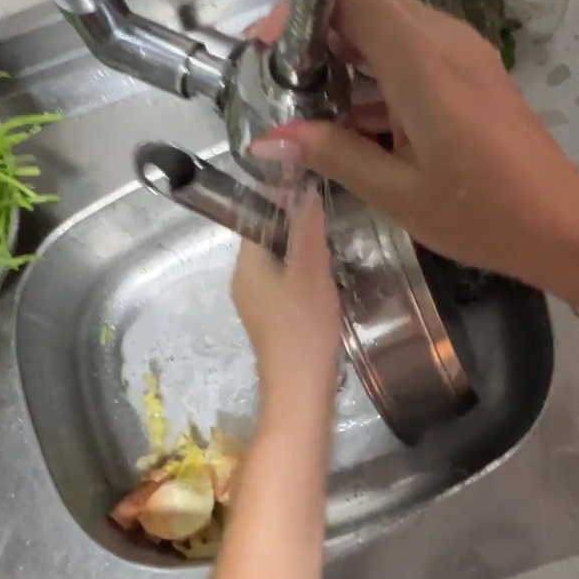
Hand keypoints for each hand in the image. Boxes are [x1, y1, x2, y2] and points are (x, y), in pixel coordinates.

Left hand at [232, 182, 342, 408]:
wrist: (300, 390)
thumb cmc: (304, 328)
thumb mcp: (311, 271)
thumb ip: (307, 228)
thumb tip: (304, 187)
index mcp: (245, 265)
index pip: (256, 217)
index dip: (282, 200)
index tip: (312, 190)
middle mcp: (243, 281)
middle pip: (268, 240)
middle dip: (297, 228)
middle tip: (331, 220)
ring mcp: (256, 304)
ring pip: (279, 264)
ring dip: (303, 254)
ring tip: (334, 248)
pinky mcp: (272, 323)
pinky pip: (285, 286)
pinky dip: (304, 278)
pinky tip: (328, 281)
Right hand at [246, 0, 578, 285]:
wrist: (561, 226)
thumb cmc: (481, 215)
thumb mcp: (397, 192)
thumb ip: (333, 154)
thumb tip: (271, 139)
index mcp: (420, 59)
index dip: (298, 8)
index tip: (268, 53)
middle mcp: (443, 38)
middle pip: (366, 4)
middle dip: (318, 36)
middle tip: (284, 87)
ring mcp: (465, 53)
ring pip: (391, 29)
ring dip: (349, 58)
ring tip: (315, 110)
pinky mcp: (476, 73)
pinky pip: (416, 54)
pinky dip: (381, 76)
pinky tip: (361, 123)